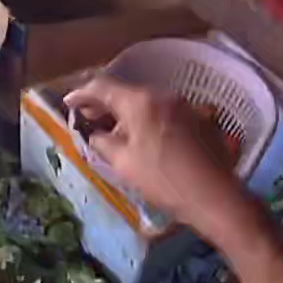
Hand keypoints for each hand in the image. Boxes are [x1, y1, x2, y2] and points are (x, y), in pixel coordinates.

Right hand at [64, 75, 262, 245]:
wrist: (214, 195)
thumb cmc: (164, 180)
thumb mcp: (124, 163)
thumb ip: (102, 142)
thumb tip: (93, 134)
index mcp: (140, 101)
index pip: (102, 87)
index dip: (81, 94)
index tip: (68, 103)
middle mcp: (162, 94)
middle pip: (125, 92)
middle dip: (103, 104)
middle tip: (85, 118)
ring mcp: (182, 105)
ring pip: (145, 102)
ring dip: (125, 112)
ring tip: (110, 130)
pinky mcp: (196, 119)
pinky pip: (162, 112)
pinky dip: (145, 119)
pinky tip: (139, 136)